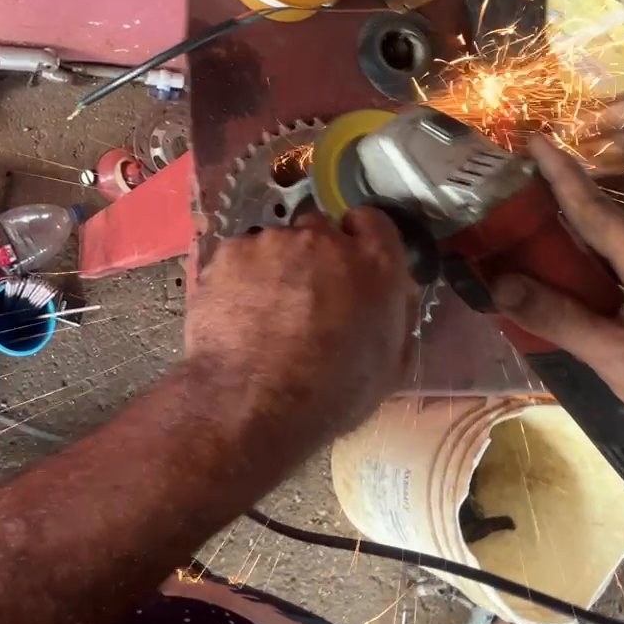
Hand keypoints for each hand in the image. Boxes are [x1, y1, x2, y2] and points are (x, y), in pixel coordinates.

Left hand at [184, 208, 416, 440]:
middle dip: (313, 256)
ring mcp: (273, 241)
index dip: (360, 238)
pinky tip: (235, 311)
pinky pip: (239, 256)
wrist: (253, 402)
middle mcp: (324, 240)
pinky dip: (238, 276)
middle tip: (303, 296)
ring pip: (275, 244)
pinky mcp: (230, 251)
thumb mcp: (389, 364)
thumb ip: (392, 313)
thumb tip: (390, 292)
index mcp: (375, 265)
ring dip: (273, 267)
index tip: (350, 258)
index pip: (373, 222)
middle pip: (319, 231)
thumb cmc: (331, 395)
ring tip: (263, 311)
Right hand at [490, 136, 623, 482]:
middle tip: (523, 215)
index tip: (535, 139)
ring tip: (559, 272)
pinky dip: (623, 280)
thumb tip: (499, 283)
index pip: (596, 209)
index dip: (560, 174)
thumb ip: (560, 319)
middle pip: (614, 232)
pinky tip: (615, 311)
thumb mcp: (623, 362)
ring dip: (595, 257)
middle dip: (568, 218)